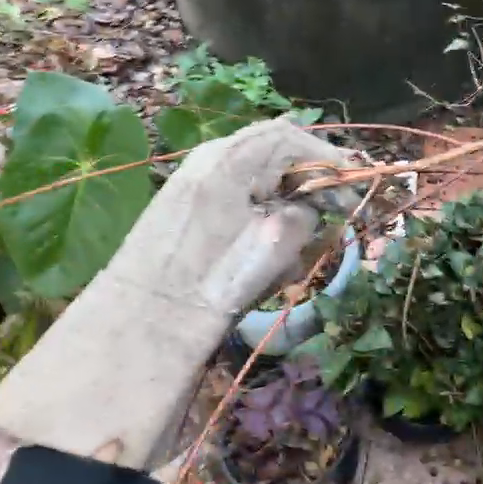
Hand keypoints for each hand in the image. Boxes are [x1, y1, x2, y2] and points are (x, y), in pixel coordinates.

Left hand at [0, 118, 358, 468]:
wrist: (124, 347)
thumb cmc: (205, 291)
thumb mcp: (270, 249)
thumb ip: (301, 216)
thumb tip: (314, 207)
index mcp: (225, 162)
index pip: (289, 136)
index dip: (329, 155)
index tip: (358, 181)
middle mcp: (205, 165)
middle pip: (272, 152)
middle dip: (309, 180)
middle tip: (338, 209)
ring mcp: (189, 191)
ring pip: (256, 180)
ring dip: (287, 201)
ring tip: (304, 239)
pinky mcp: (181, 219)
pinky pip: (236, 201)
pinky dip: (262, 218)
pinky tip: (269, 254)